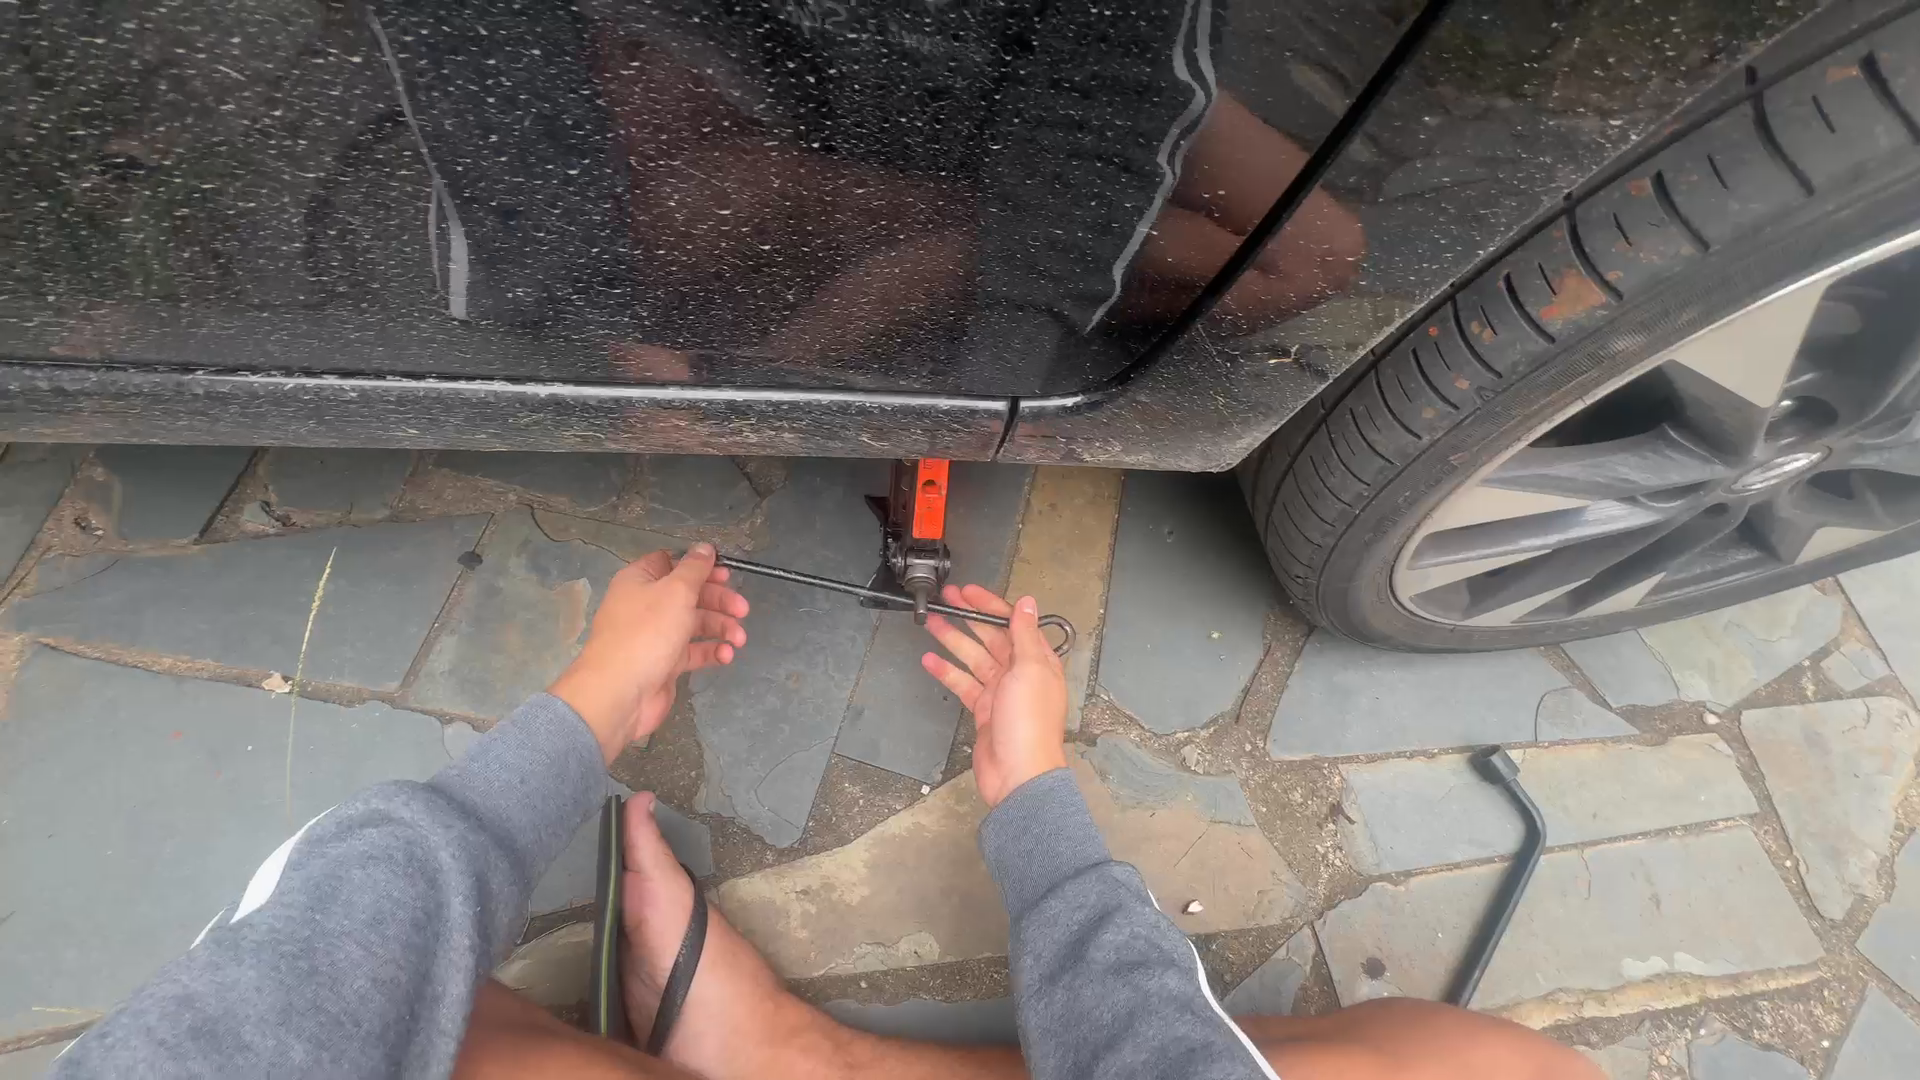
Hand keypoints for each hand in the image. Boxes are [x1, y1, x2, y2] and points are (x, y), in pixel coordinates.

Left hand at [549, 543, 748, 763]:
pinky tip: (726, 656)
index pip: (672, 563)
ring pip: (695, 624)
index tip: (726, 573)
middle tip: (743, 610)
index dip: (700, 566)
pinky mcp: (665, 662)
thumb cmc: (647, 633)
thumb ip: (695, 568)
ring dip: (721, 628)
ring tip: (739, 639)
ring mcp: (655, 635)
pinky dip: (711, 651)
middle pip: (690, 594)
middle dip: (719, 601)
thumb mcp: (676, 591)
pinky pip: (693, 651)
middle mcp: (646, 605)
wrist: (620, 692)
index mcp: (641, 581)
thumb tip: (705, 547)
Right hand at [920, 585, 1067, 805]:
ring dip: (953, 640)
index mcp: (1037, 660)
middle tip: (946, 600)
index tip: (968, 592)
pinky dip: (947, 671)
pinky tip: (930, 660)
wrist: (1018, 773)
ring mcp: (1000, 691)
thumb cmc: (1029, 722)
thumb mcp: (1030, 669)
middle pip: (991, 637)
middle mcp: (1020, 673)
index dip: (990, 605)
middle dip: (968, 617)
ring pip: (973, 657)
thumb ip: (1025, 634)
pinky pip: (963, 683)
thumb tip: (1028, 602)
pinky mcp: (983, 710)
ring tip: (932, 623)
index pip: (1012, 623)